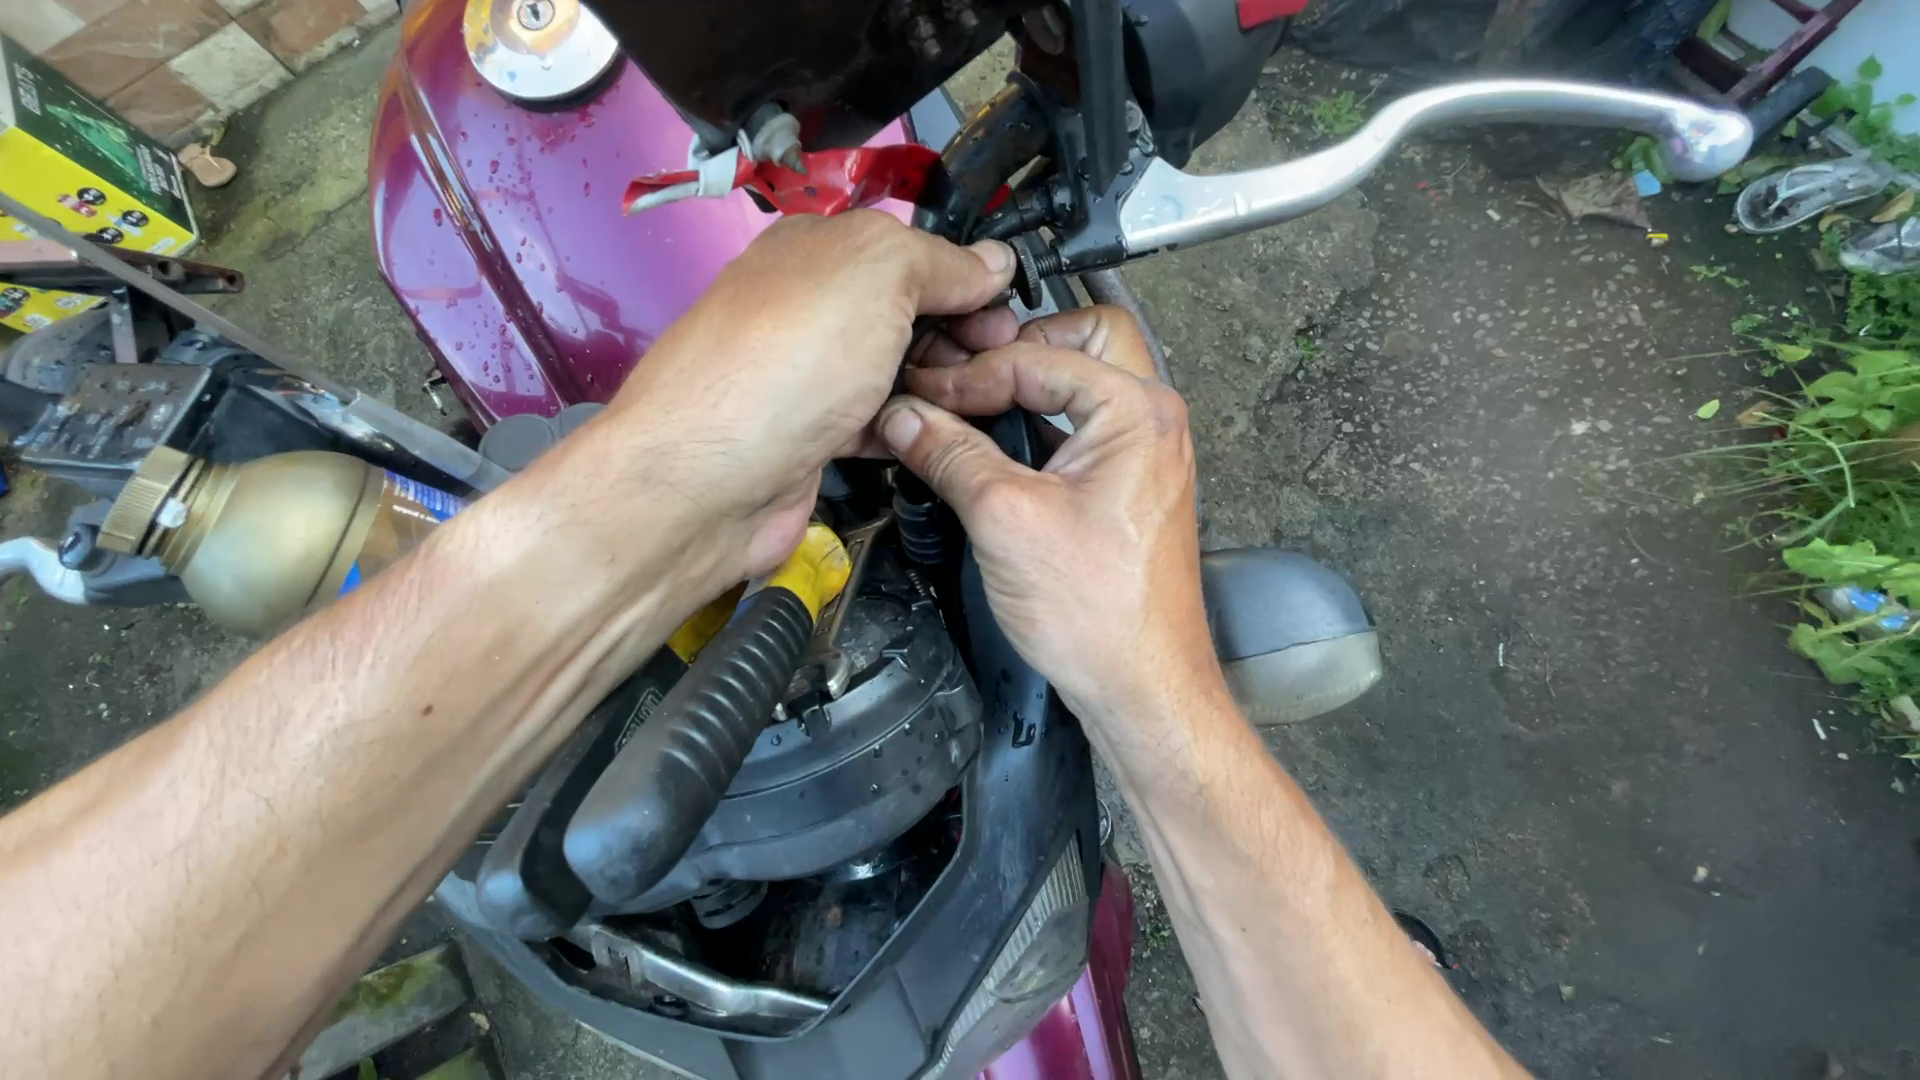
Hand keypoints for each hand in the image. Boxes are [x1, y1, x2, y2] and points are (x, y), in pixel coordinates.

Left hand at [572, 211, 1012, 580]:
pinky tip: (942, 433)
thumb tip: (992, 261)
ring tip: (979, 401)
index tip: (1006, 310)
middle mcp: (812, 309)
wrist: (713, 478)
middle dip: (959, 334)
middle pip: (907, 313)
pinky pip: (880, 422)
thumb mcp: (877, 275)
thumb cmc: (790, 361)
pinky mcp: (816, 436)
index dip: (963, 277)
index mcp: (819, 250)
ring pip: (897, 371)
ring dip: (942, 384)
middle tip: (999, 363)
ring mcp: (812, 377)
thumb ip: (939, 261)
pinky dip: (912, 426)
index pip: (910, 251)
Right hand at [877, 305, 1226, 761]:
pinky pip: (1082, 430)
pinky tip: (997, 452)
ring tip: (974, 408)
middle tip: (968, 374)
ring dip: (1029, 386)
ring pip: (1083, 384)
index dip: (970, 375)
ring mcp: (1143, 456)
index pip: (1036, 358)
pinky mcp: (1126, 488)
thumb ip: (951, 455)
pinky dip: (1040, 426)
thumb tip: (908, 418)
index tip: (924, 398)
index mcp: (1137, 412)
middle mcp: (1152, 423)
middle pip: (1082, 342)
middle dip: (1019, 348)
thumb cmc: (1101, 614)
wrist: (1140, 683)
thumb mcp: (1005, 518)